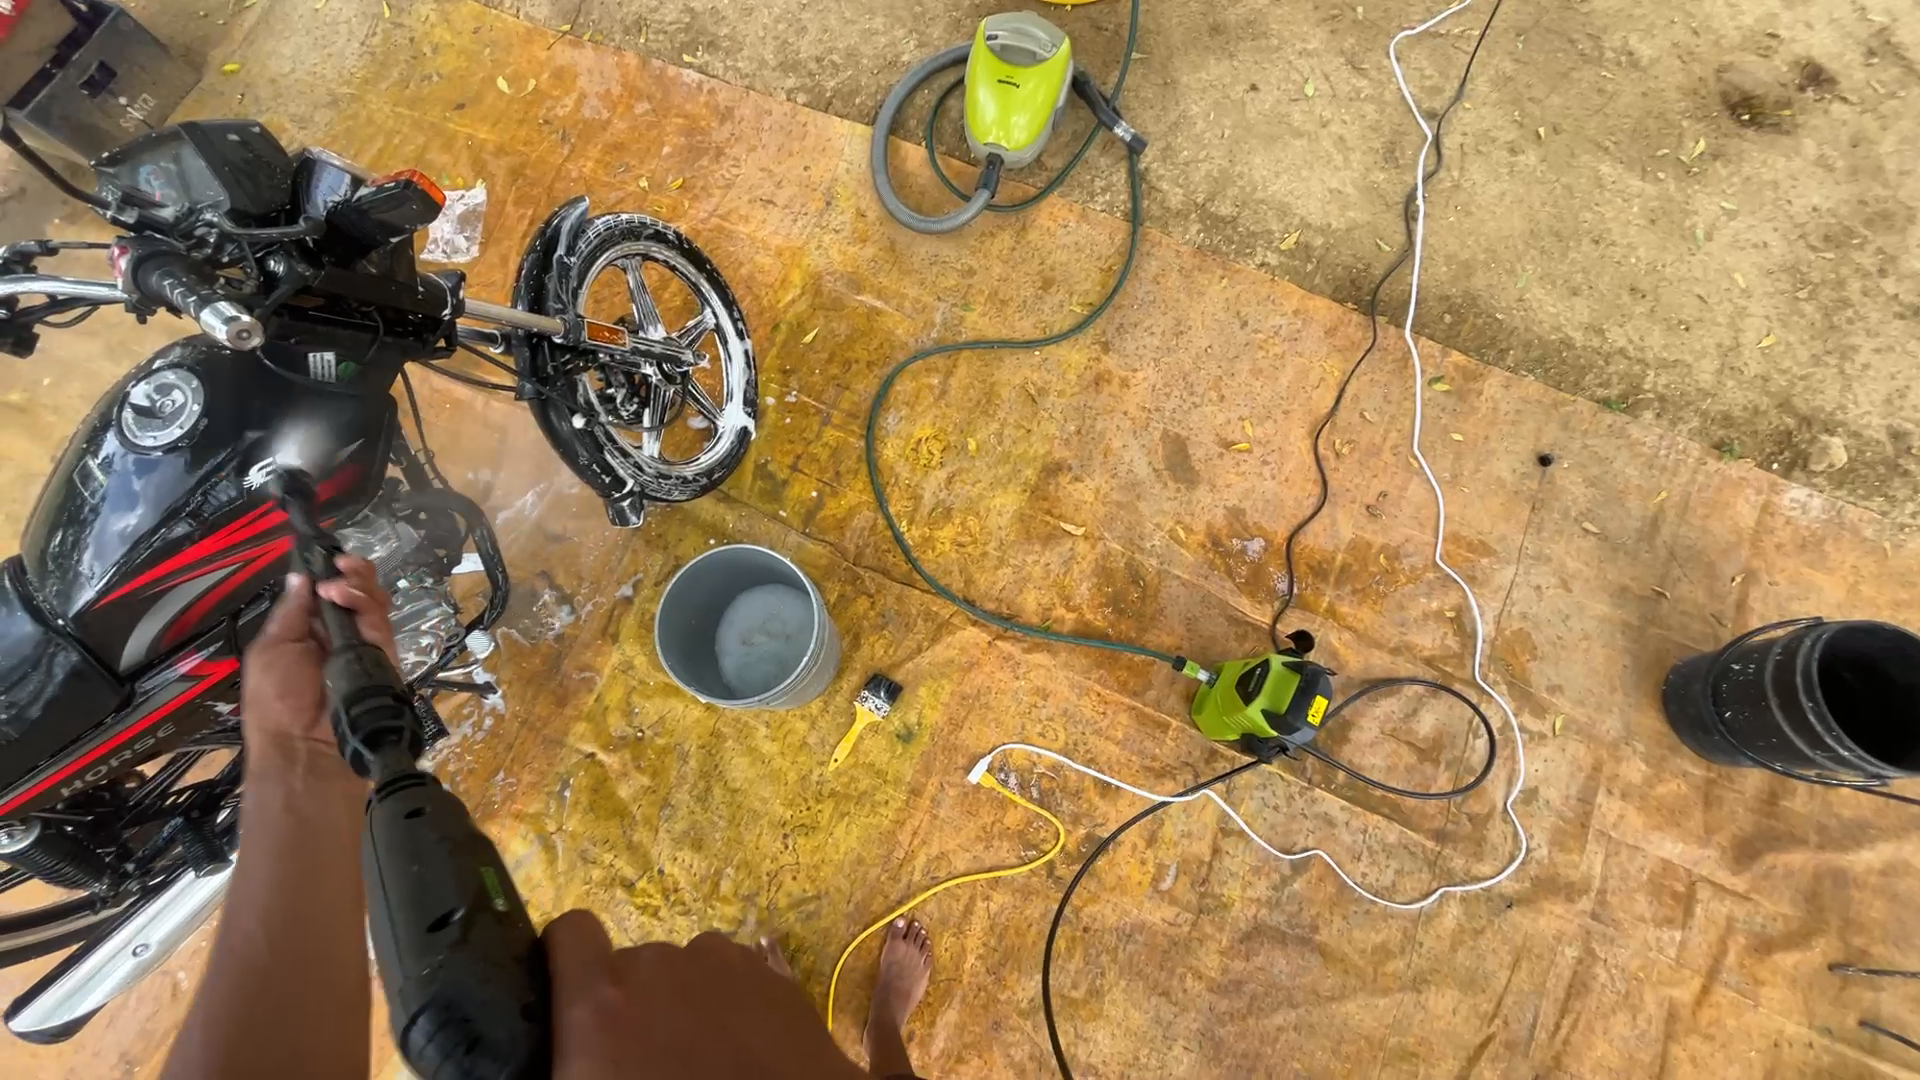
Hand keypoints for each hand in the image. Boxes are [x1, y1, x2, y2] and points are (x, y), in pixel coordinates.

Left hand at [240, 555, 397, 754]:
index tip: (328, 556)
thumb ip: (291, 614)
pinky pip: (382, 623)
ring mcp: (366, 644)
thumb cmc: (276, 700)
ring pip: (375, 604)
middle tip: (344, 563)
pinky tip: (345, 597)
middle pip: (360, 594)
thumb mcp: (270, 650)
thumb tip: (301, 576)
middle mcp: (342, 634)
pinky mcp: (385, 655)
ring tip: (337, 584)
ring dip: (359, 586)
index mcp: (311, 631)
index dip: (331, 574)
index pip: (329, 595)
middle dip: (355, 574)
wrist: (306, 742)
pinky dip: (365, 606)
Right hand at [544, 912, 867, 1079]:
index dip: (564, 954)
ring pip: (684, 969)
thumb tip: (580, 1055)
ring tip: (696, 1060)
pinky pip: (731, 974)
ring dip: (681, 1002)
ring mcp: (723, 959)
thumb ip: (578, 1059)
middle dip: (630, 1006)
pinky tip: (739, 1051)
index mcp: (603, 999)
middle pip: (630, 965)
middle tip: (642, 1064)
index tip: (566, 990)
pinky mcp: (771, 971)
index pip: (570, 932)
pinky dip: (726, 1002)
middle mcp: (661, 960)